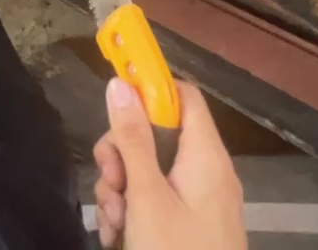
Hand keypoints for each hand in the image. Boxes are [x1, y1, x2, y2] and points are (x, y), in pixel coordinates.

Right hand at [93, 78, 244, 249]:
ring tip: (113, 220)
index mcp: (206, 158)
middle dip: (121, 152)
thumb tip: (121, 83)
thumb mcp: (145, 196)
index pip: (182, 96)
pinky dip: (130, 210)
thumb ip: (132, 138)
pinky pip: (150, 198)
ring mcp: (196, 202)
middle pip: (154, 134)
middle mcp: (205, 174)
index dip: (149, 88)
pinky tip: (119, 234)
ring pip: (145, 168)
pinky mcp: (185, 226)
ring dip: (119, 186)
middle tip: (111, 178)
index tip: (114, 94)